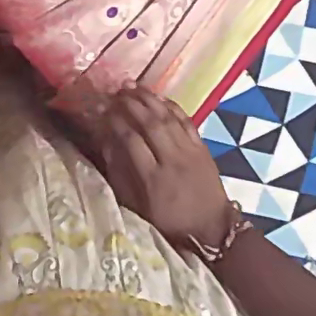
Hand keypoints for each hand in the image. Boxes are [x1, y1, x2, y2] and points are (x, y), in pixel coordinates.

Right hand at [97, 86, 234, 250]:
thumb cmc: (170, 221)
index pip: (131, 140)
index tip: (103, 111)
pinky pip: (186, 120)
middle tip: (115, 92)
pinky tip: (158, 97)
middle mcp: (171, 160)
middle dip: (130, 104)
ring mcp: (189, 152)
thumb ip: (121, 177)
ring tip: (132, 86)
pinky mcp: (202, 148)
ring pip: (168, 118)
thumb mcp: (139, 208)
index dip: (115, 122)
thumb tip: (108, 146)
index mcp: (152, 179)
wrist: (212, 229)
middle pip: (149, 123)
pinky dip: (172, 106)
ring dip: (149, 99)